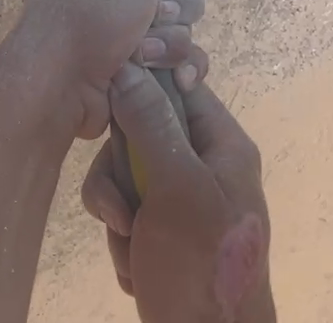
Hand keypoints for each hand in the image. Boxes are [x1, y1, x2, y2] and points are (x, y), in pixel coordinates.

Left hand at [9, 0, 210, 139]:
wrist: (60, 81)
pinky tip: (167, 73)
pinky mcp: (129, 53)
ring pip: (180, 17)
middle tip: (154, 12)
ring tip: (143, 50)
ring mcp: (117, 15)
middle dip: (177, 0)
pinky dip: (174, 61)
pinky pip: (174, 50)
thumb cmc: (92, 2)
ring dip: (171, 35)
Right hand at [81, 63, 274, 322]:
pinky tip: (136, 267)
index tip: (109, 86)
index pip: (179, 83)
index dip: (143, 78)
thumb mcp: (176, 188)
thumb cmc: (201, 268)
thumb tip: (127, 64)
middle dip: (121, 169)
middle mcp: (204, 166)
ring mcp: (182, 201)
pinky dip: (122, 238)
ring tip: (132, 244)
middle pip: (140, 129)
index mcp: (222, 146)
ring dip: (117, 210)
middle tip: (126, 204)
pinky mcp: (162, 232)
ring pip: (124, 171)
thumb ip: (150, 122)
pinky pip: (124, 208)